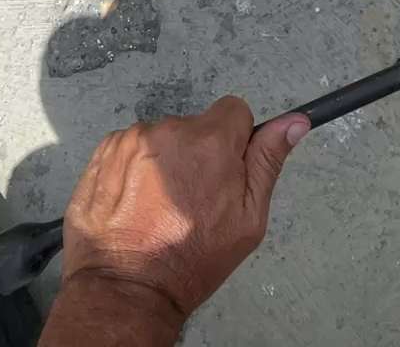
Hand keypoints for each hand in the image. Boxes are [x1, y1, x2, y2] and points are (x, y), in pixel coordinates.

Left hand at [60, 97, 309, 319]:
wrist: (127, 289)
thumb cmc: (193, 258)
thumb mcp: (248, 218)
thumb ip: (268, 161)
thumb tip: (294, 122)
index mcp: (211, 140)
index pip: (234, 110)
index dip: (234, 140)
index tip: (224, 169)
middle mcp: (171, 129)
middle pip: (196, 126)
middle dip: (198, 152)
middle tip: (192, 197)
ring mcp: (133, 138)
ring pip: (164, 137)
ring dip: (166, 160)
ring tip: (160, 204)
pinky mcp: (106, 150)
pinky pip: (133, 146)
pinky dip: (136, 167)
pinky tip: (136, 200)